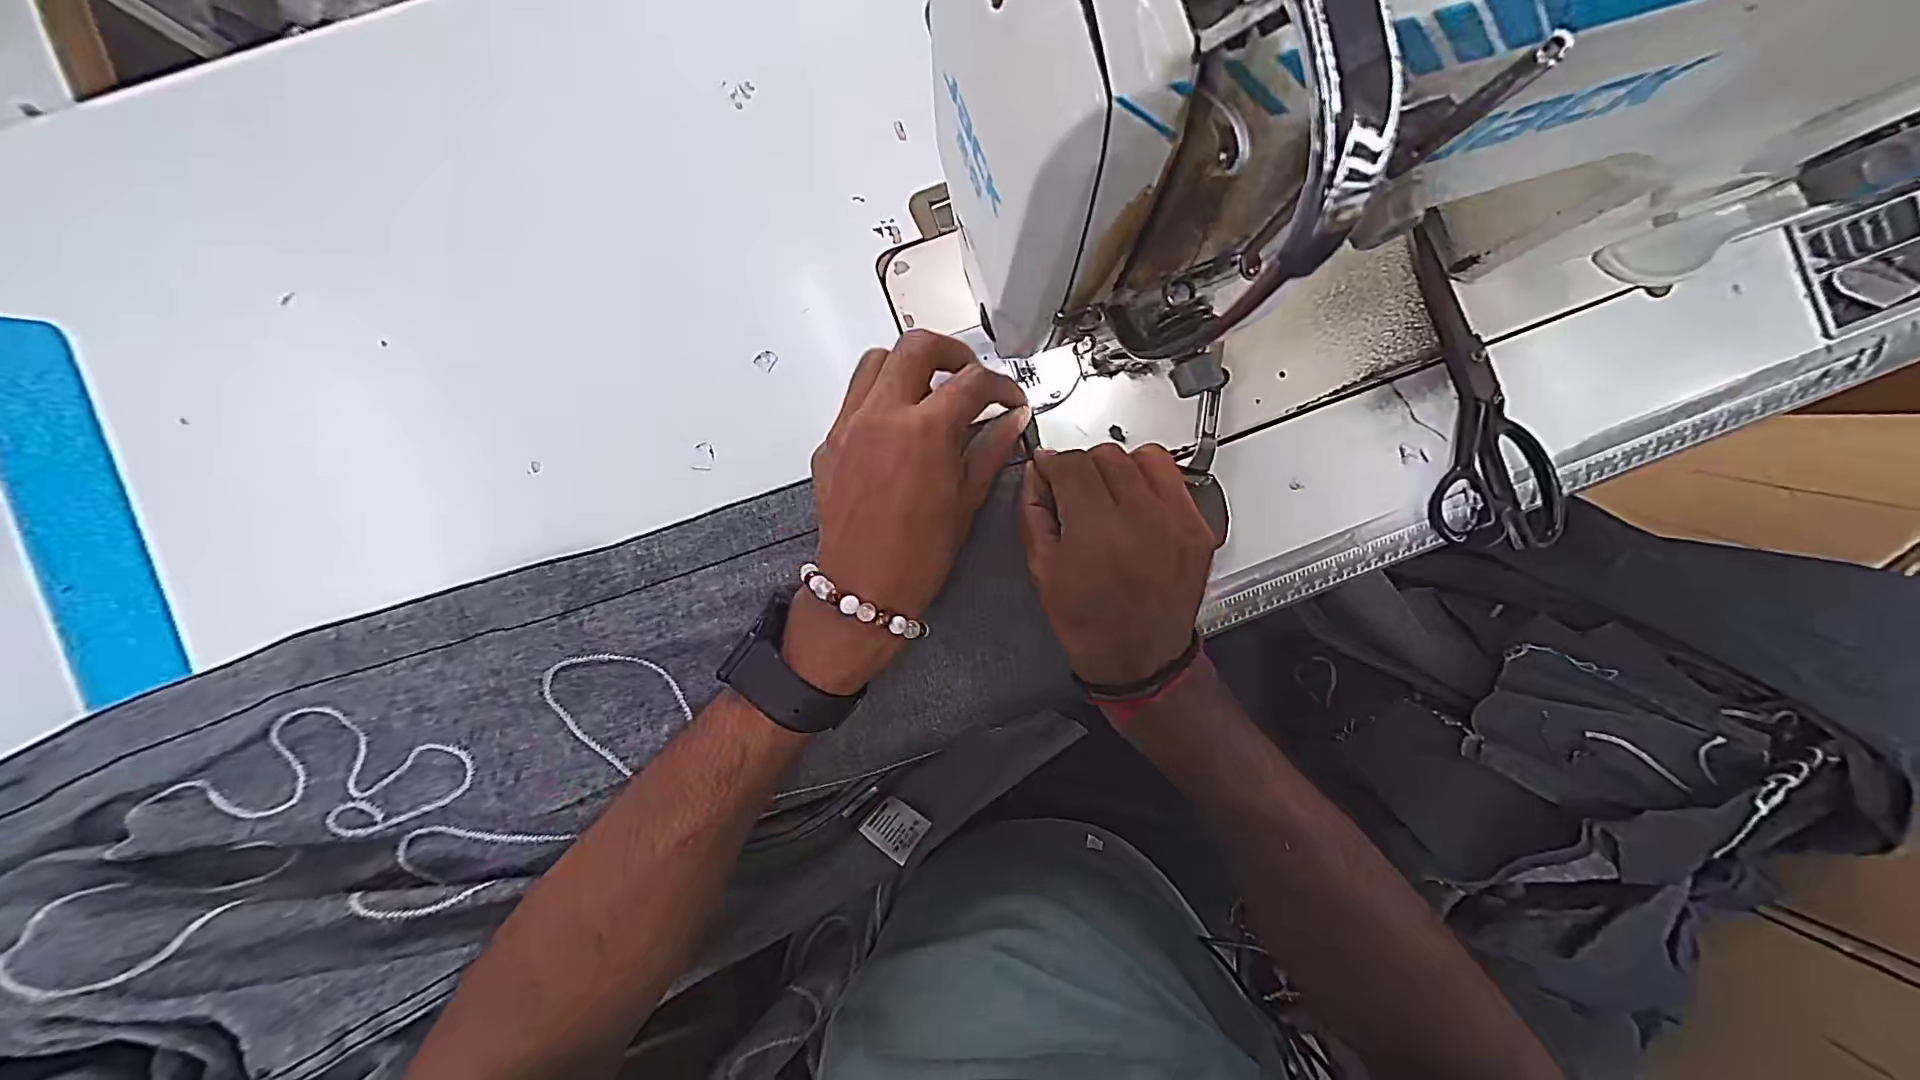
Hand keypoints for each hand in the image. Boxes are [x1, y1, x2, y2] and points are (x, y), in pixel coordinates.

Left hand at [784, 331, 1029, 694]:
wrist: (864, 587)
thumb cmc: (913, 558)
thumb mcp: (966, 500)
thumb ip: (991, 449)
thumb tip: (1010, 422)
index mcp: (925, 431)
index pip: (973, 382)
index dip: (1001, 386)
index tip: (1007, 399)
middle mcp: (882, 417)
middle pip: (918, 345)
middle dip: (953, 352)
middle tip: (970, 373)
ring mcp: (850, 426)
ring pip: (876, 360)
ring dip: (908, 364)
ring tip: (930, 388)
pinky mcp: (830, 442)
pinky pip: (853, 397)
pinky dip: (879, 394)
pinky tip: (897, 422)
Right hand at [1019, 445, 1217, 687]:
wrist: (1140, 659)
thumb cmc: (1092, 626)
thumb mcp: (1044, 571)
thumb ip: (1034, 515)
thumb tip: (1035, 476)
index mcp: (1096, 532)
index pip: (1070, 464)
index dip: (1051, 464)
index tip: (1047, 471)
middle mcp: (1141, 520)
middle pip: (1105, 456)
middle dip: (1082, 468)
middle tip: (1074, 491)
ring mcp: (1176, 522)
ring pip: (1143, 456)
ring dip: (1119, 469)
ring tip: (1109, 496)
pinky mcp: (1197, 527)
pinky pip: (1173, 478)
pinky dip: (1151, 481)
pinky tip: (1138, 503)